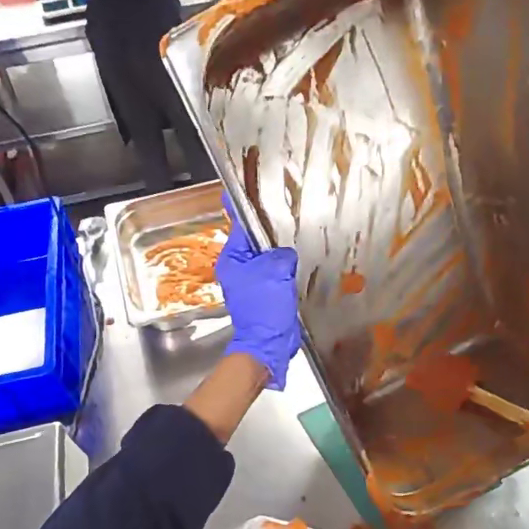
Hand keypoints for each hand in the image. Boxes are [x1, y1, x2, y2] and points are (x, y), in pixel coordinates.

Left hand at [216, 193, 298, 389]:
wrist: (269, 343)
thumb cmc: (265, 307)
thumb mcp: (275, 270)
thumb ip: (280, 252)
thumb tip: (284, 253)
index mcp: (232, 258)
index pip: (239, 223)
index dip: (248, 205)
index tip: (252, 185)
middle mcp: (237, 268)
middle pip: (255, 238)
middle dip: (271, 229)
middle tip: (288, 212)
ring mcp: (250, 281)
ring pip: (267, 256)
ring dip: (280, 251)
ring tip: (296, 236)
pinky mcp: (263, 293)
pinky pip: (274, 272)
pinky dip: (284, 268)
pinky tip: (297, 263)